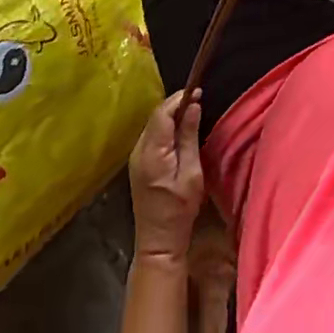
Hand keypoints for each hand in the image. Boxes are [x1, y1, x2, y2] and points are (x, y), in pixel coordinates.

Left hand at [128, 91, 204, 260]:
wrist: (158, 241)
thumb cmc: (179, 210)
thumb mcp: (191, 173)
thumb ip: (189, 137)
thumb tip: (193, 105)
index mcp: (152, 152)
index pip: (162, 113)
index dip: (179, 99)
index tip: (197, 92)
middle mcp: (139, 150)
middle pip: (155, 116)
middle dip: (175, 105)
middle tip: (197, 100)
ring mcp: (135, 157)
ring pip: (152, 125)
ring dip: (170, 115)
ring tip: (191, 113)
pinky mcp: (137, 163)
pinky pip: (151, 136)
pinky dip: (164, 128)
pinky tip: (178, 132)